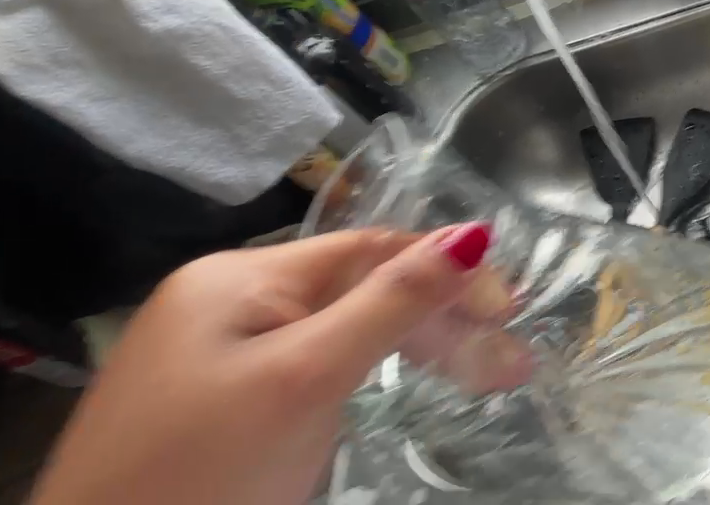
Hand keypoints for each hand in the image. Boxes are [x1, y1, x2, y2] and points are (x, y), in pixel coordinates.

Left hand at [30, 224, 529, 504]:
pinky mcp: (221, 400)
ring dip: (417, 348)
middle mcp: (228, 298)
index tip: (508, 311)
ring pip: (346, 329)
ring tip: (486, 375)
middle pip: (364, 289)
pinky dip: (371, 371)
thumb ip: (393, 301)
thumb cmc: (201, 476)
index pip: (372, 251)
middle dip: (442, 322)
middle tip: (509, 361)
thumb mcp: (307, 379)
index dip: (448, 271)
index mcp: (239, 275)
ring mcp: (221, 352)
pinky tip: (406, 378)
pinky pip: (318, 363)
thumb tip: (477, 232)